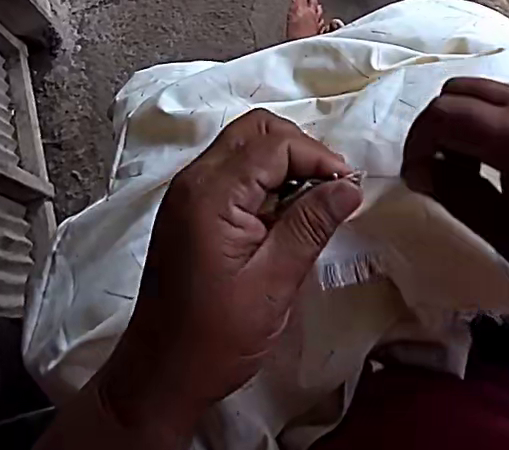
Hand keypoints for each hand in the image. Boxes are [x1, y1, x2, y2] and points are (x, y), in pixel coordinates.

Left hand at [91, 110, 362, 444]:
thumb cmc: (215, 339)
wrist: (159, 379)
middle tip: (328, 186)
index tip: (345, 186)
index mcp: (210, 195)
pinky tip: (284, 206)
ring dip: (285, 157)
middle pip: (257, 129)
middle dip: (301, 147)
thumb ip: (311, 226)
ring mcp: (189, 189)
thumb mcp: (273, 284)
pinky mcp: (192, 202)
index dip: (317, 156)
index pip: (275, 143)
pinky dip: (267, 172)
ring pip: (247, 140)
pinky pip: (237, 163)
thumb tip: (350, 186)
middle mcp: (194, 179)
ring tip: (310, 197)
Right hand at [401, 77, 508, 310]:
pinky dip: (488, 120)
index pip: (443, 114)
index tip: (415, 179)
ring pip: (484, 91)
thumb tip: (421, 170)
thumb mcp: (505, 231)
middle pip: (459, 90)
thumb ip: (455, 193)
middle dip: (436, 125)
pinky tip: (498, 161)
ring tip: (465, 170)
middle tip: (435, 171)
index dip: (417, 143)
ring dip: (462, 120)